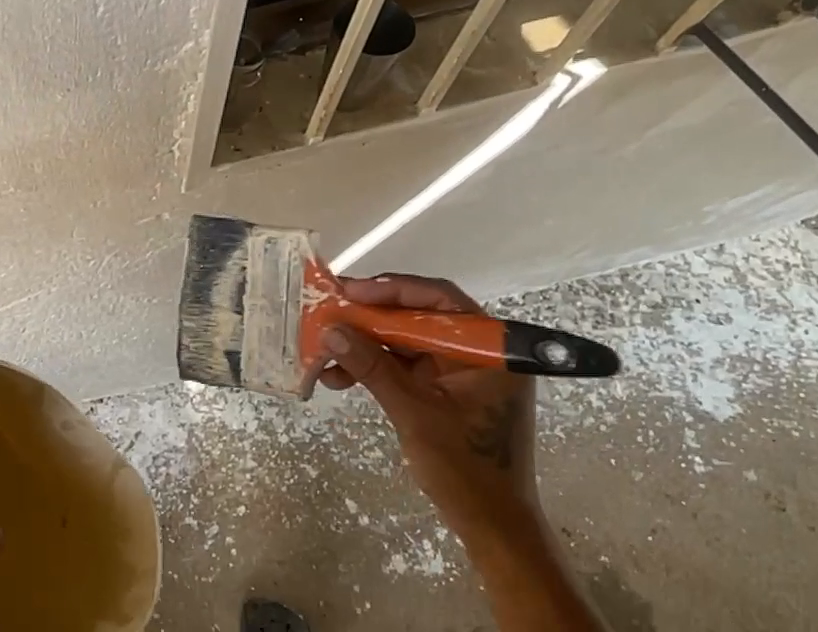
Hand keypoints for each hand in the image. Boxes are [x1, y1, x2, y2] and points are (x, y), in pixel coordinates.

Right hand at [318, 274, 540, 543]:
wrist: (492, 527)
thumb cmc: (466, 469)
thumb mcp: (414, 413)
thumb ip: (373, 367)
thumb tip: (330, 331)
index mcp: (490, 352)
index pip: (440, 300)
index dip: (393, 290)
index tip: (351, 292)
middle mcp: (478, 353)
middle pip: (418, 317)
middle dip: (370, 317)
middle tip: (330, 312)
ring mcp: (459, 371)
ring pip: (405, 340)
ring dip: (365, 343)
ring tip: (325, 348)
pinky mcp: (443, 389)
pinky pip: (403, 364)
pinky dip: (373, 366)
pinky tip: (339, 376)